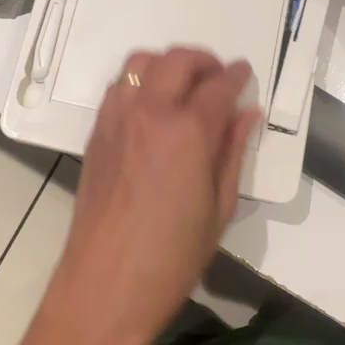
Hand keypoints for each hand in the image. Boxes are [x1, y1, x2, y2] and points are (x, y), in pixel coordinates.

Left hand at [28, 49, 261, 344]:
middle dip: (203, 61)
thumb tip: (247, 113)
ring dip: (167, 64)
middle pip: (177, 60)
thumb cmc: (172, 257)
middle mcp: (149, 111)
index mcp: (188, 131)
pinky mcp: (96, 132)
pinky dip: (140, 81)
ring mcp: (117, 118)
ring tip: (185, 85)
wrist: (106, 285)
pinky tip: (154, 106)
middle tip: (219, 77)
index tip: (245, 74)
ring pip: (141, 63)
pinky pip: (119, 86)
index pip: (218, 86)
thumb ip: (232, 152)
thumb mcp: (219, 208)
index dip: (236, 76)